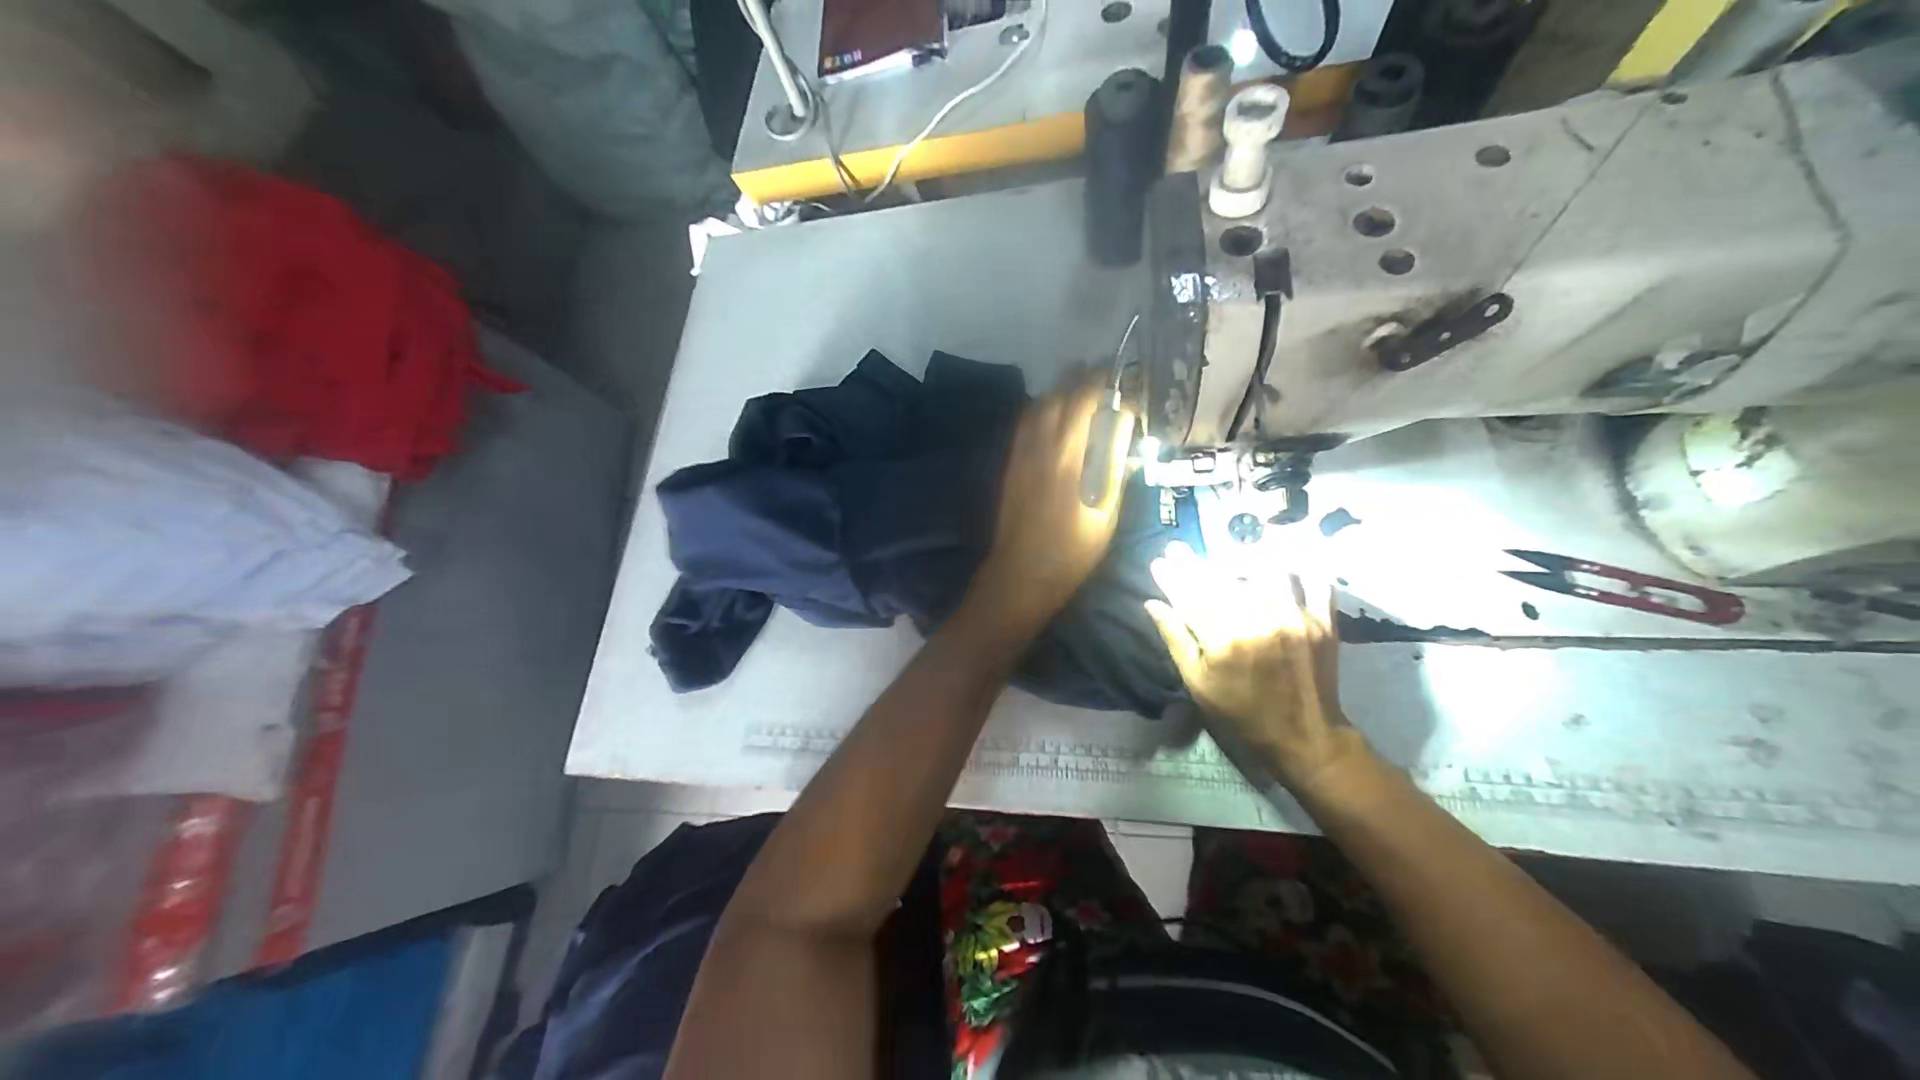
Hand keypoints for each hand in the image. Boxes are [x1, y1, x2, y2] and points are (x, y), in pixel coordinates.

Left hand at [970, 376, 1133, 631]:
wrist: (1023, 573)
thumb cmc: (1073, 550)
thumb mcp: (1106, 511)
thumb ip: (1114, 465)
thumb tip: (1123, 430)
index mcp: (1069, 457)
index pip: (1087, 402)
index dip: (1107, 385)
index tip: (1127, 382)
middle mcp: (1041, 447)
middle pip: (1060, 397)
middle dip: (1084, 380)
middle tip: (1106, 376)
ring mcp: (1021, 455)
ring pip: (1039, 406)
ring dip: (1061, 391)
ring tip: (1081, 387)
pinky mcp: (1011, 466)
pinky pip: (1024, 425)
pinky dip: (1041, 410)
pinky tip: (1052, 415)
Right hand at [1144, 542, 1362, 787]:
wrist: (1303, 736)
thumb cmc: (1241, 713)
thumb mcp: (1198, 683)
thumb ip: (1176, 639)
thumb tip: (1152, 603)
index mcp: (1224, 639)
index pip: (1190, 595)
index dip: (1171, 576)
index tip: (1158, 561)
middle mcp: (1260, 620)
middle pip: (1221, 579)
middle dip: (1194, 563)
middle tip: (1178, 549)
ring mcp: (1295, 617)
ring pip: (1264, 569)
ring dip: (1240, 560)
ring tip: (1225, 557)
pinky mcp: (1322, 621)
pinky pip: (1313, 580)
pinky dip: (1298, 567)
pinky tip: (1282, 562)